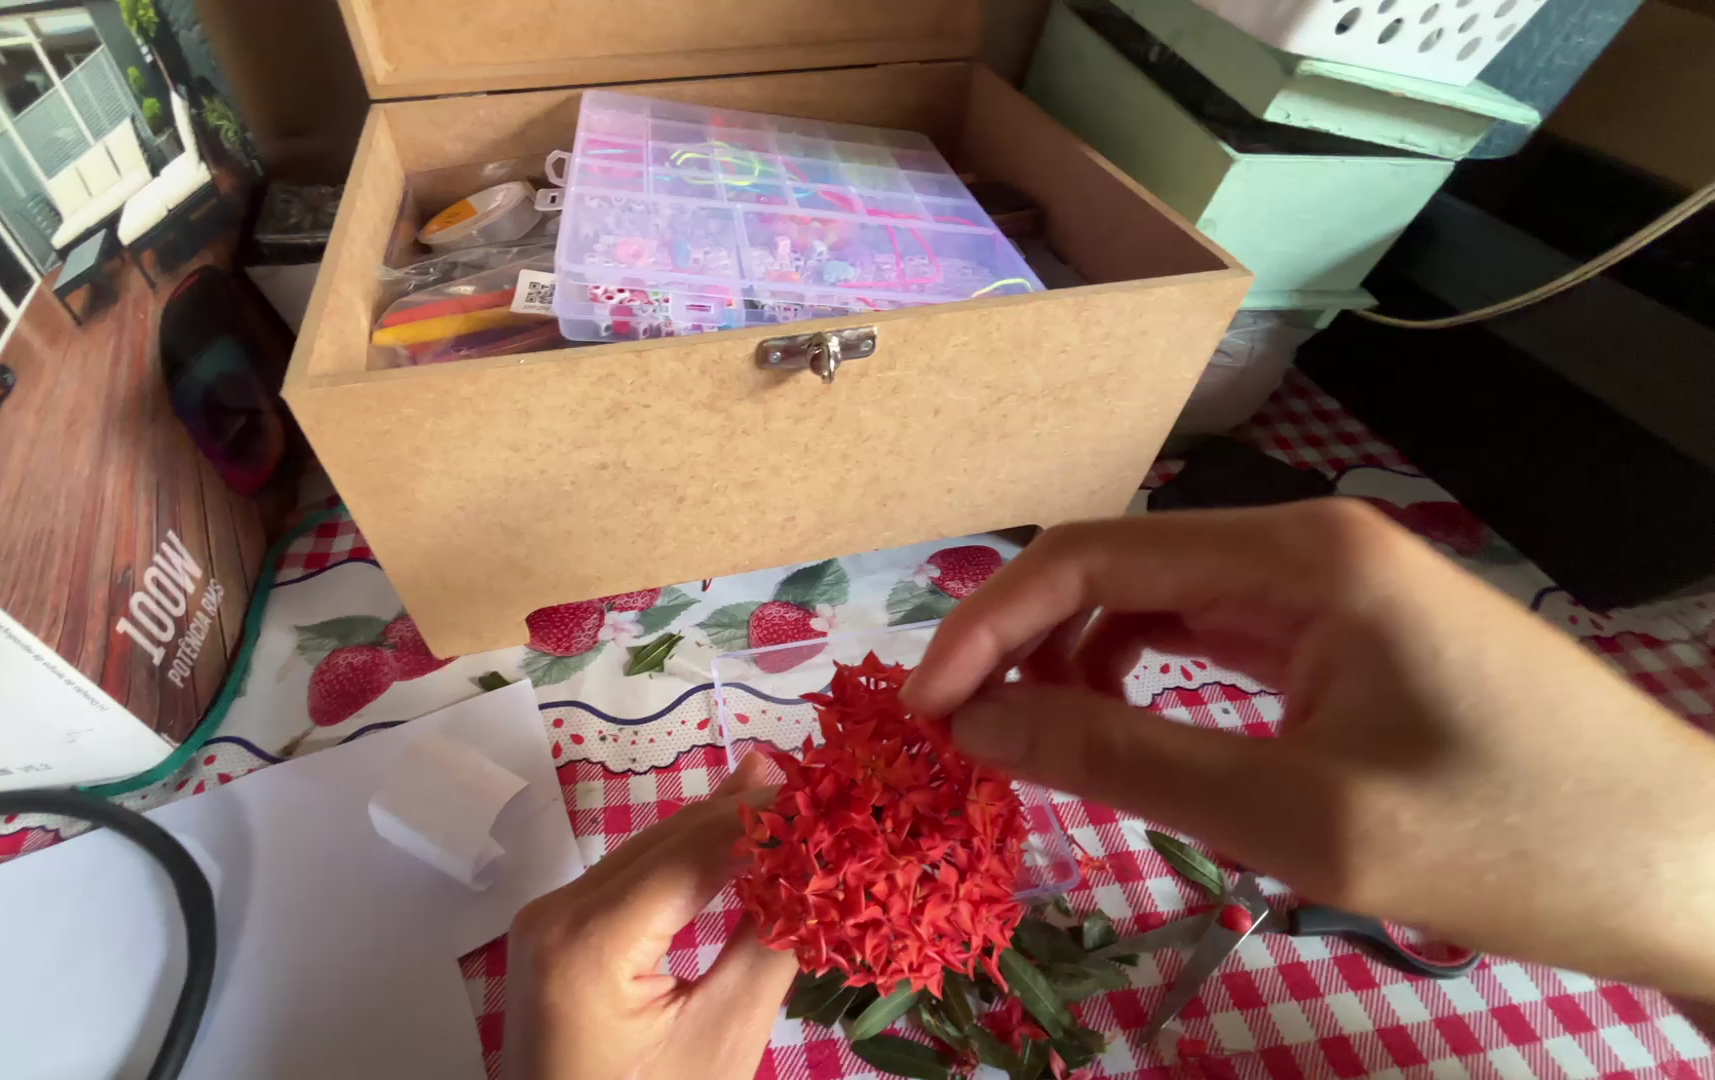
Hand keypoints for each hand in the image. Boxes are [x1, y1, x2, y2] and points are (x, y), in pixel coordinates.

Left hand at [503, 758, 794, 1079]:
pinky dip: (686, 854)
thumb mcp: (722, 1042)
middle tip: (808, 791)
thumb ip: (767, 946)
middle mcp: (558, 911)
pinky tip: (722, 821)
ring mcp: (551, 915)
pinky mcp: (560, 925)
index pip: (690, 852)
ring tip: (777, 792)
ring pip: (652, 850)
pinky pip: (634, 874)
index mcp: (590, 943)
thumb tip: (810, 866)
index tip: (817, 800)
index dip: (758, 818)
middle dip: (743, 816)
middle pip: (669, 842)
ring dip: (717, 828)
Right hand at [902, 499, 1714, 996]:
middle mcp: (1286, 542)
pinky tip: (1103, 720)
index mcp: (1290, 554)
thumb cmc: (1518, 846)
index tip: (929, 702)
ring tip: (1023, 730)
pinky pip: (1179, 630)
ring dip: (1061, 657)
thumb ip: (1117, 759)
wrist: (1711, 879)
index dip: (988, 626)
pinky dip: (1119, 672)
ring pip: (1133, 598)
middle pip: (1102, 568)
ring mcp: (1300, 581)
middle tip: (957, 721)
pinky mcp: (1310, 625)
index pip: (1086, 559)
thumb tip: (976, 729)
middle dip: (1014, 640)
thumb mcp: (1294, 818)